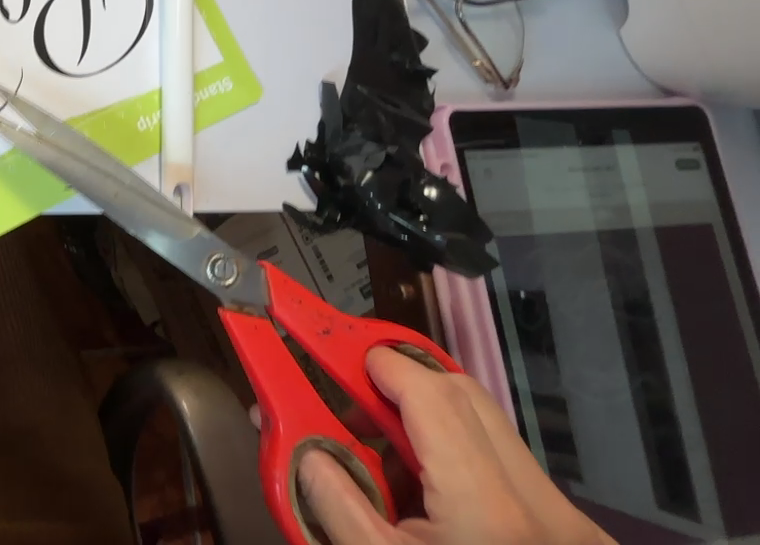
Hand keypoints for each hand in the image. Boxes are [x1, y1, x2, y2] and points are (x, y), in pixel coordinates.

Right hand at [299, 347, 613, 544]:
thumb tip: (299, 440)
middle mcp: (545, 508)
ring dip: (419, 419)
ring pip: (485, 426)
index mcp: (491, 515)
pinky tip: (418, 495)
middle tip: (342, 395)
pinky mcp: (572, 534)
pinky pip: (503, 465)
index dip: (375, 362)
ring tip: (374, 458)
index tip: (325, 346)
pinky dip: (450, 455)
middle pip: (463, 394)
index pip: (431, 396)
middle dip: (395, 380)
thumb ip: (331, 499)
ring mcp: (569, 522)